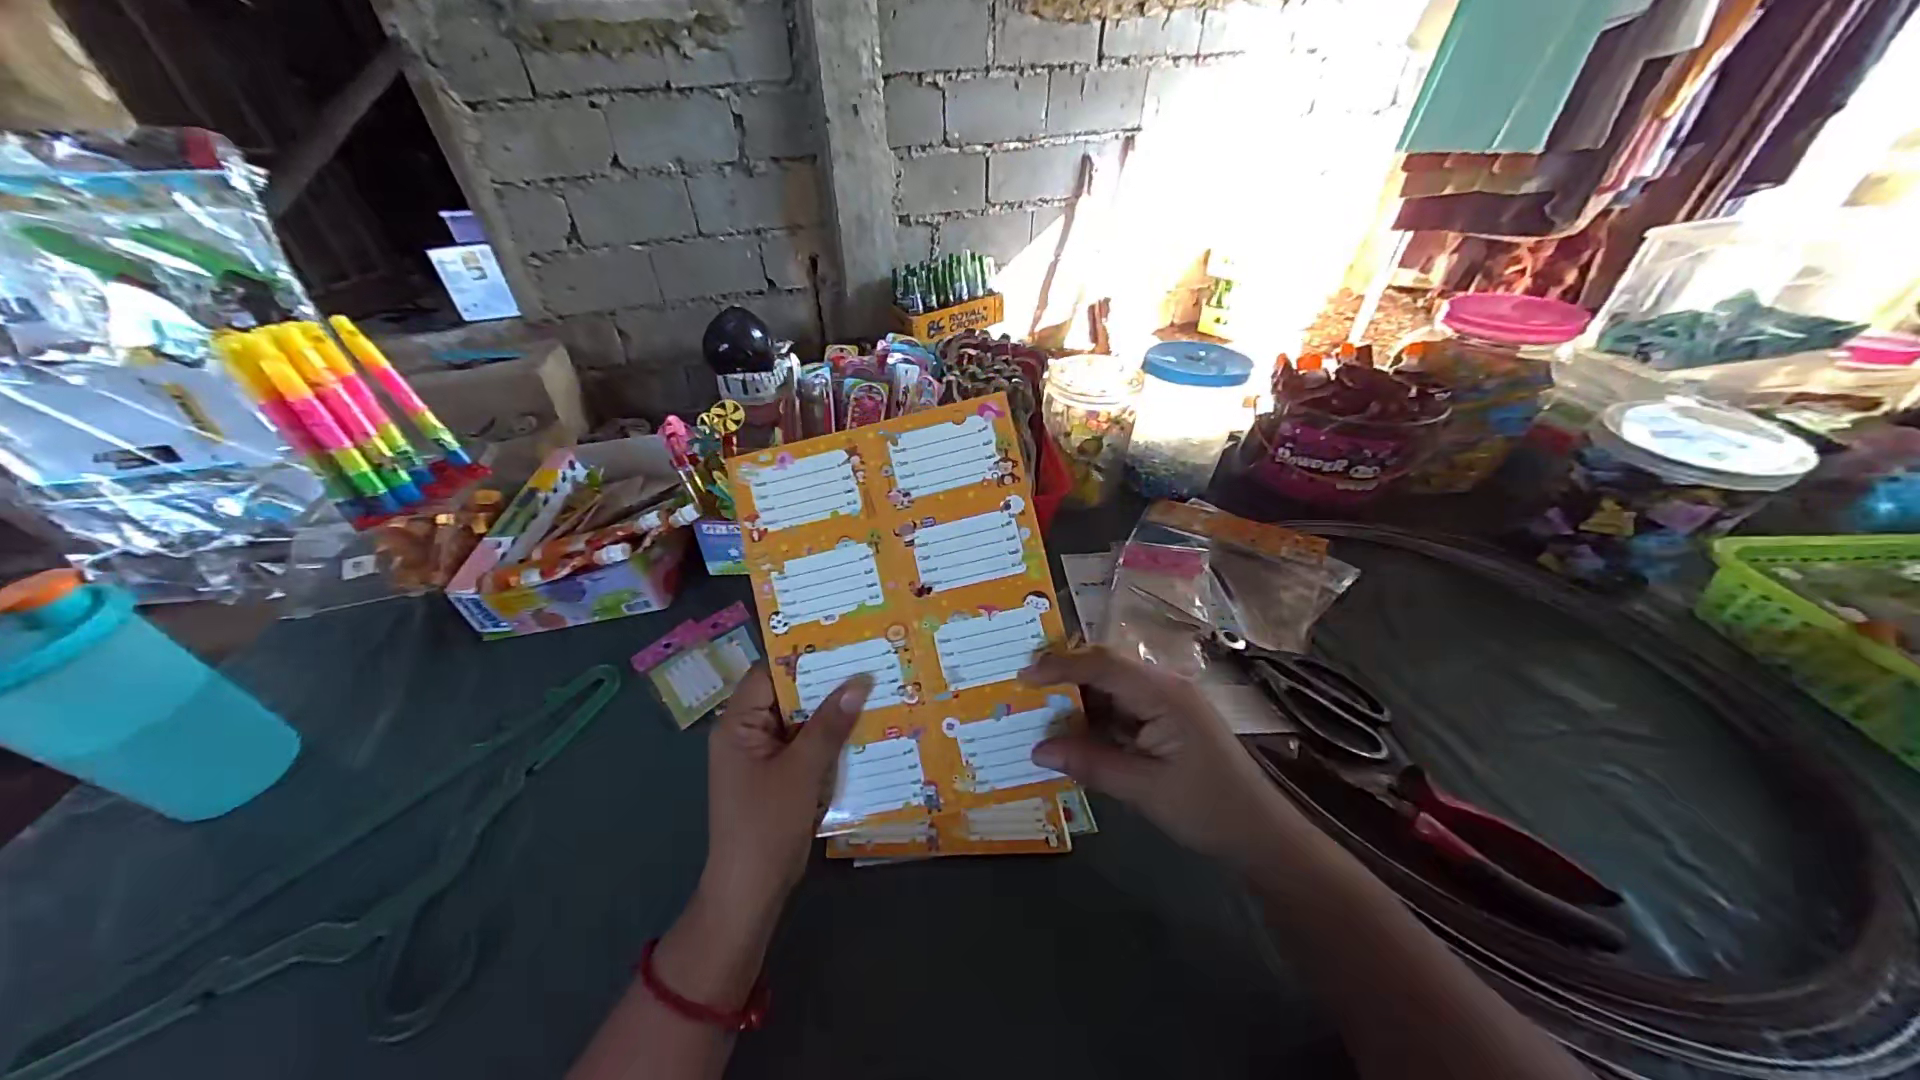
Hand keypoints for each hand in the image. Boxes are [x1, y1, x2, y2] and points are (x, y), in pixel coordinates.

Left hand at [702, 666, 870, 910]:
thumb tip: (860, 681)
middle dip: (825, 683)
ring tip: (874, 687)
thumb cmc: (766, 824)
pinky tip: (864, 728)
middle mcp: (748, 734)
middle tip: (868, 660)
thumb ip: (829, 725)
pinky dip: (831, 738)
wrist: (751, 889)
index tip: (841, 639)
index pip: (768, 674)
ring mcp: (764, 756)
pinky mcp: (781, 776)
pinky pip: (807, 745)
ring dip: (832, 711)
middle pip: (788, 696)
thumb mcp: (802, 770)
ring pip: (801, 721)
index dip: (802, 655)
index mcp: (737, 724)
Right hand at [1022, 646, 1302, 870]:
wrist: (1261, 834)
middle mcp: (1164, 688)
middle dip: (1063, 677)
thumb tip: (1037, 749)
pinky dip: (1094, 719)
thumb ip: (1090, 763)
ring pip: (1111, 689)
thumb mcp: (1143, 789)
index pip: (1103, 665)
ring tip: (1037, 711)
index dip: (1060, 666)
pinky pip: (1121, 710)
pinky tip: (1072, 732)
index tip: (1022, 676)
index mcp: (1164, 693)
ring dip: (1077, 700)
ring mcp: (1166, 704)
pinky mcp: (1166, 722)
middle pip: (1105, 669)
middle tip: (1022, 690)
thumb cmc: (1208, 808)